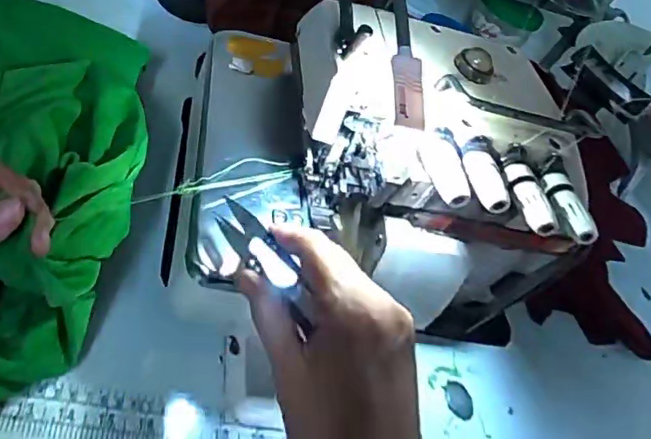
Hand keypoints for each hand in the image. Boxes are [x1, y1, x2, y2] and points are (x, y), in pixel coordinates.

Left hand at [0, 154, 54, 438]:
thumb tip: (19, 206)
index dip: (5, 179)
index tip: (24, 205)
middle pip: (5, 192)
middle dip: (29, 203)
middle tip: (41, 234)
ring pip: (18, 219)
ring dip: (38, 225)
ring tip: (43, 250)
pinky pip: (21, 251)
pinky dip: (37, 249)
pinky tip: (43, 259)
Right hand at [236, 223, 418, 438]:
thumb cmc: (327, 430)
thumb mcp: (289, 372)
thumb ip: (268, 313)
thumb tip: (248, 274)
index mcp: (353, 308)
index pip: (317, 248)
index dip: (289, 235)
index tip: (265, 232)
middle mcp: (382, 302)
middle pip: (335, 258)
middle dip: (302, 257)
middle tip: (268, 265)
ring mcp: (397, 316)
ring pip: (350, 275)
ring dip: (320, 276)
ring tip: (288, 294)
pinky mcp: (402, 330)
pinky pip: (365, 295)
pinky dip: (339, 295)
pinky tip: (318, 315)